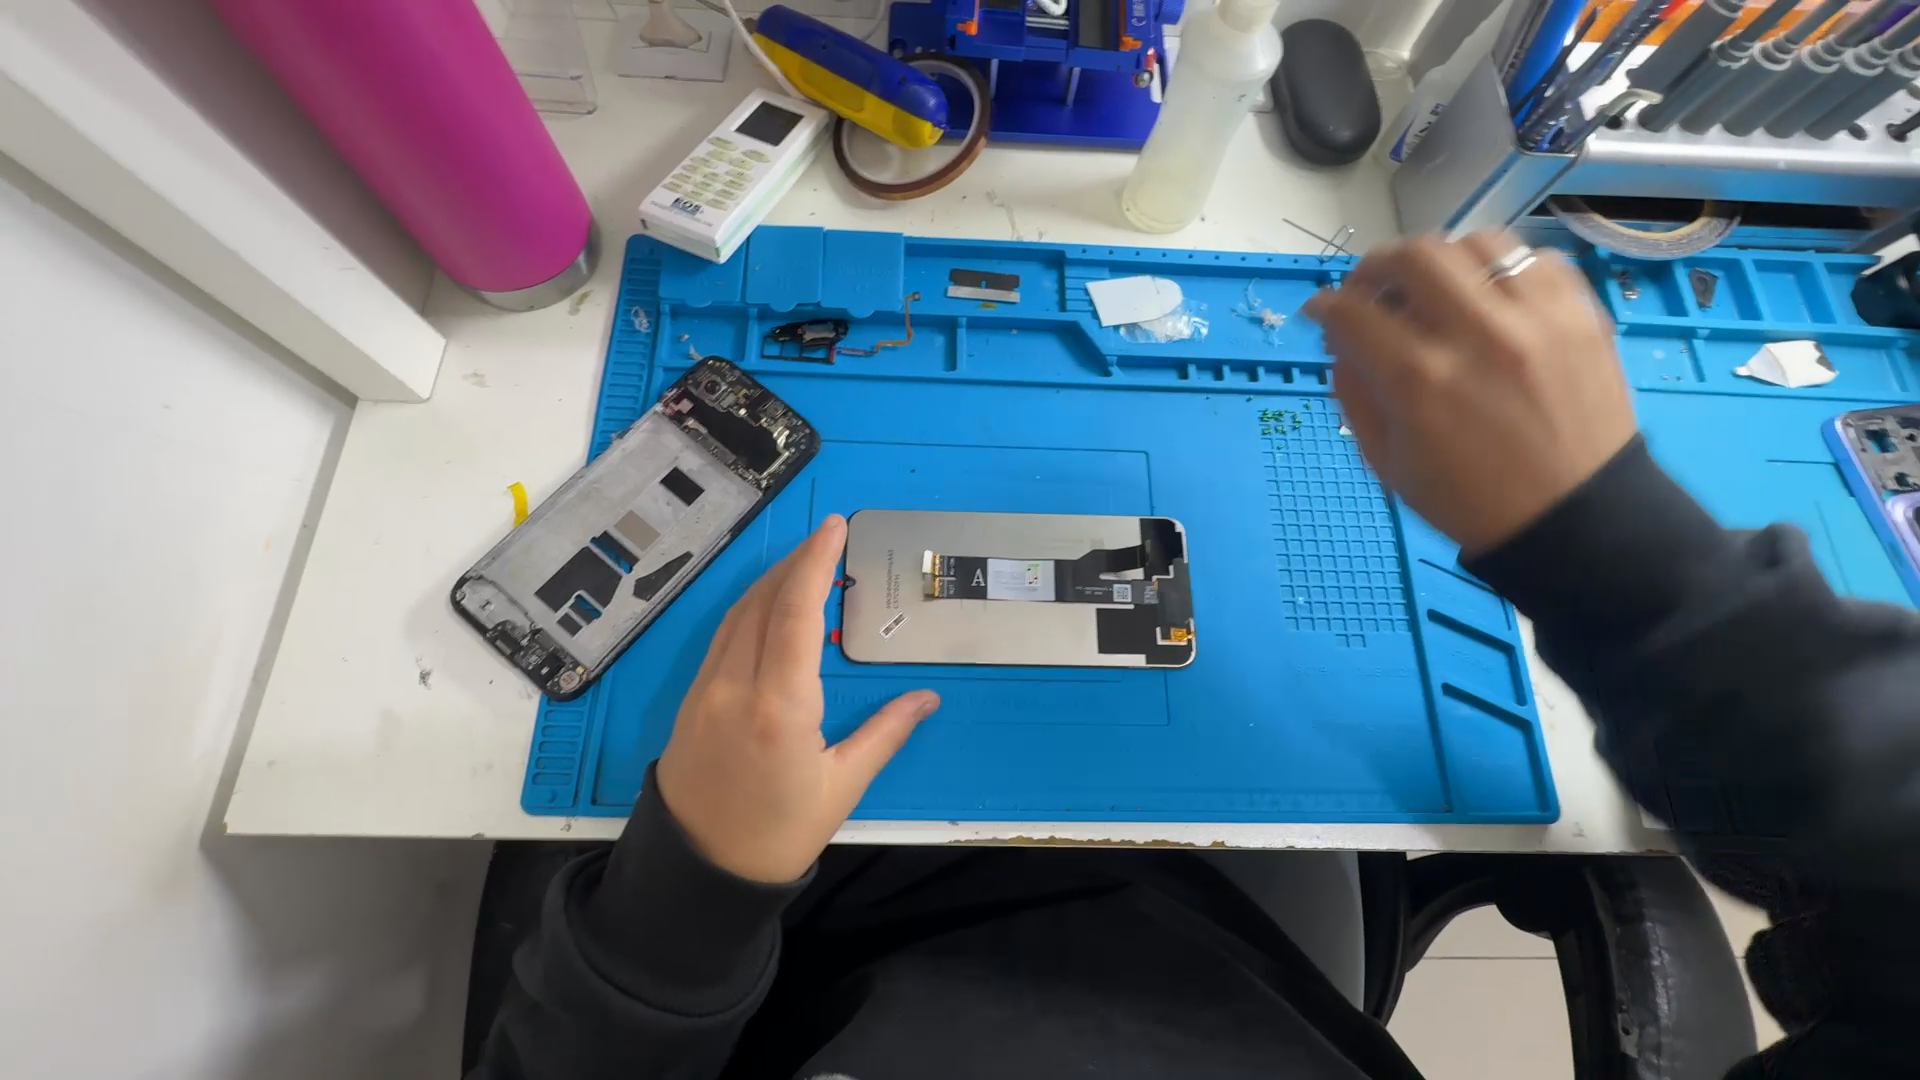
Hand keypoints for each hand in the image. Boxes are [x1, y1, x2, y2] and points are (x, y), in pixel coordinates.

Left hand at [655, 515, 939, 883]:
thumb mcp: (841, 787)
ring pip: (739, 613)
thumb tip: (926, 700)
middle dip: (798, 562)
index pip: (796, 612)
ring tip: (806, 564)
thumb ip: (885, 733)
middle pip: (765, 601)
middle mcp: (736, 685)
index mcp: (779, 706)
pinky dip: (751, 608)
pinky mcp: (692, 698)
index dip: (816, 563)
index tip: (834, 528)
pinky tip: (771, 607)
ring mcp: (707, 689)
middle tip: (829, 539)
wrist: (696, 874)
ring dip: (773, 581)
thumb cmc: (778, 833)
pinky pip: (723, 635)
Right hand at [1302, 229, 1636, 553]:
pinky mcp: (1581, 314)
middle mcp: (1476, 335)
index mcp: (1417, 380)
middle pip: (1412, 256)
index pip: (1352, 312)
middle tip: (1368, 287)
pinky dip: (1499, 267)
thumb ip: (1353, 392)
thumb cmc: (1464, 498)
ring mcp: (1536, 318)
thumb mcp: (1383, 458)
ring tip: (1431, 286)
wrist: (1572, 517)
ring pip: (1475, 242)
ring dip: (1438, 258)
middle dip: (1373, 266)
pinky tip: (1487, 295)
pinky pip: (1534, 258)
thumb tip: (1341, 342)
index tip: (1320, 311)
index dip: (1323, 306)